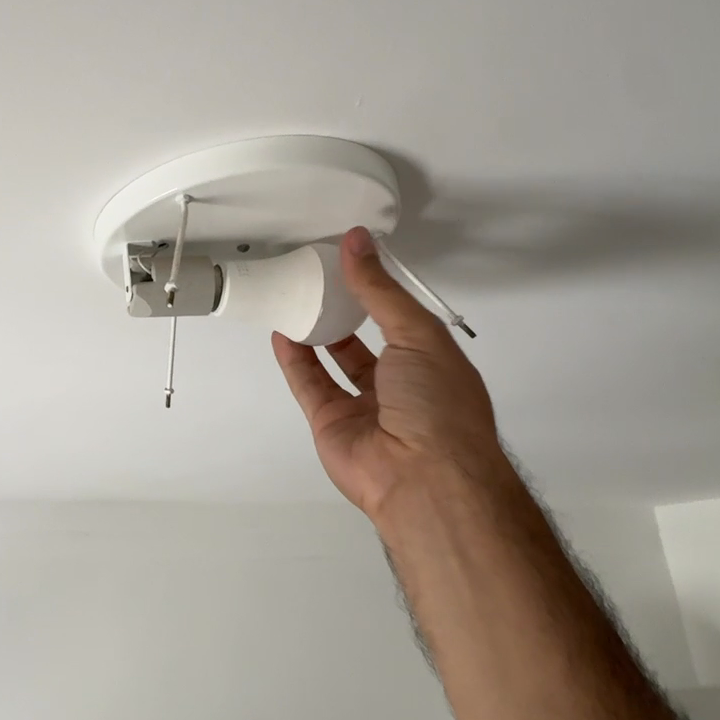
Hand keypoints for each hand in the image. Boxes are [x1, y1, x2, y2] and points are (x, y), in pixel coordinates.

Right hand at [272, 227, 505, 517]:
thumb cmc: (437, 404)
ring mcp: (363, 405)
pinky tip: (283, 333)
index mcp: (432, 361)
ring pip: (335, 362)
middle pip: (366, 340)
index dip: (378, 288)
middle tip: (320, 279)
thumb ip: (380, 291)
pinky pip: (309, 385)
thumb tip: (356, 243)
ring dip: (317, 333)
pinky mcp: (330, 422)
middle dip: (346, 311)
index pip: (401, 317)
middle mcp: (399, 384)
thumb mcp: (417, 335)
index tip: (353, 256)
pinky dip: (294, 360)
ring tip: (298, 299)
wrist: (421, 477)